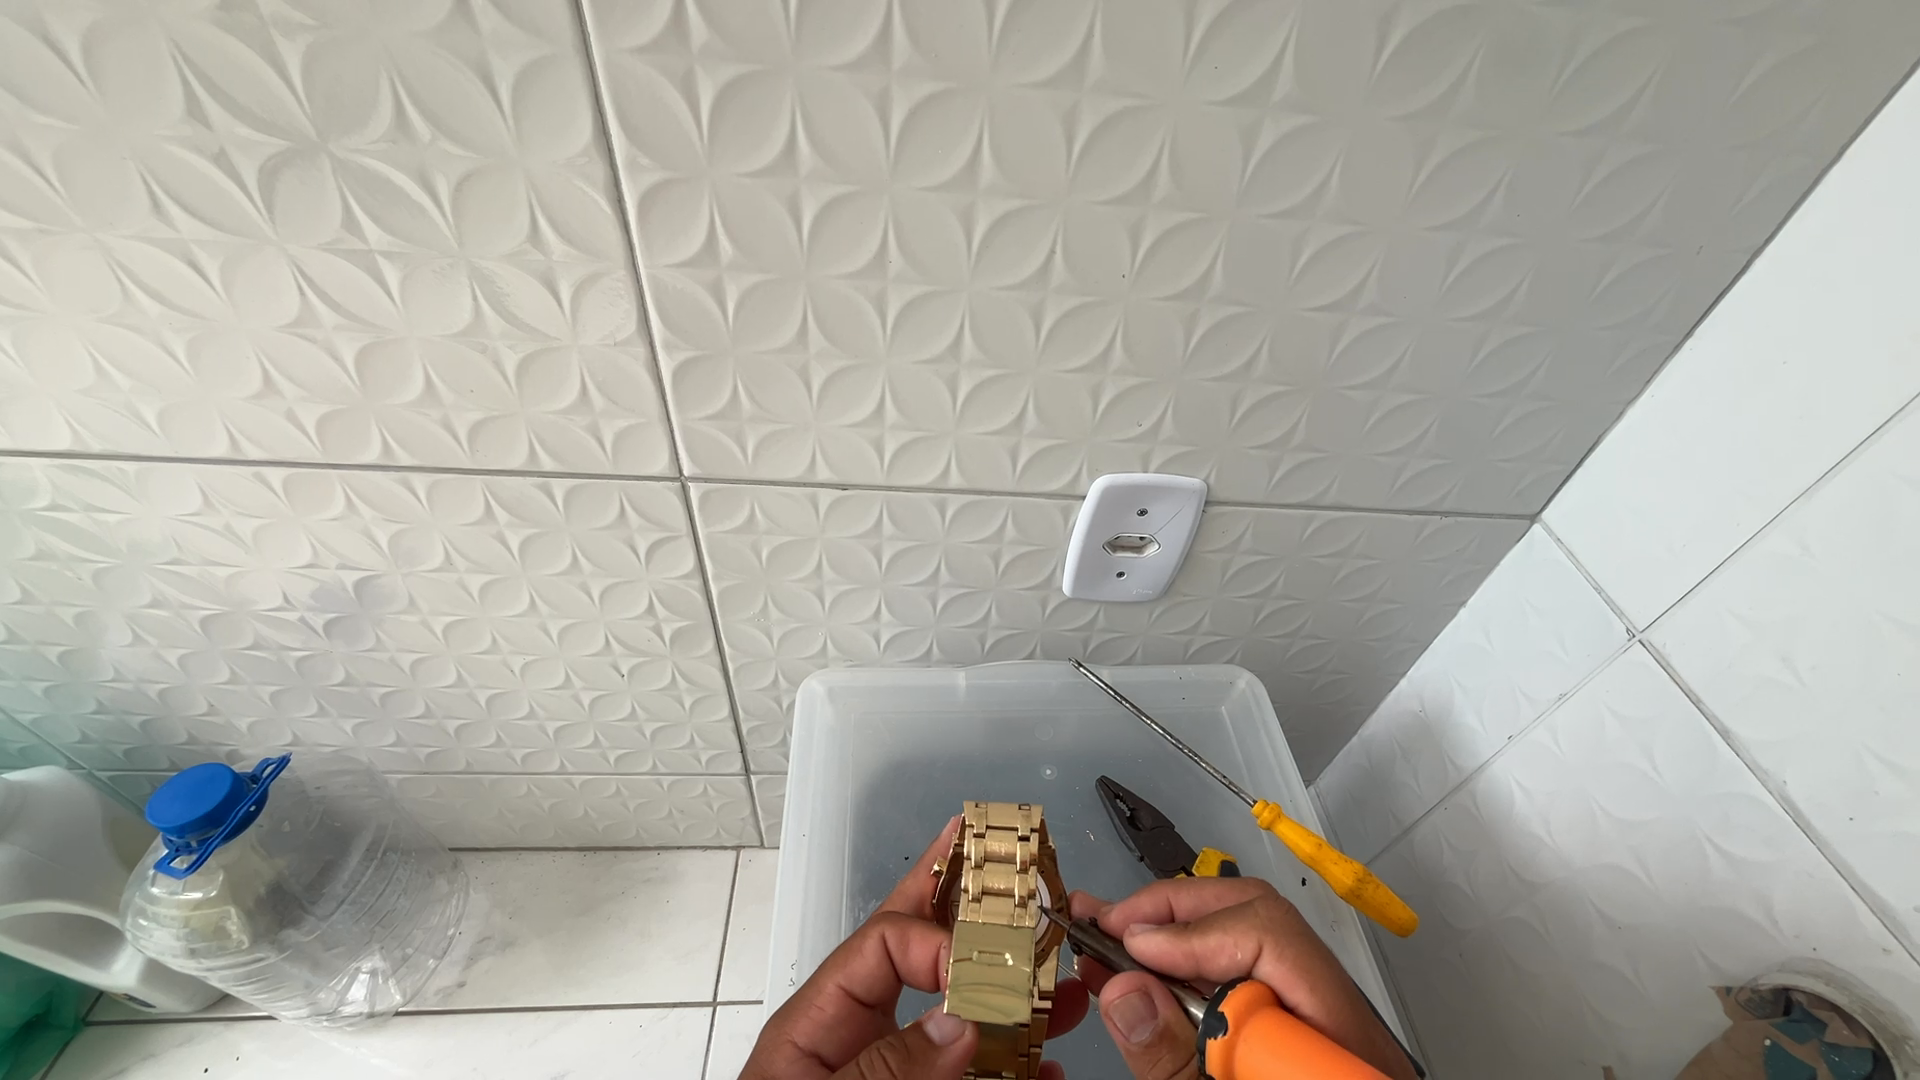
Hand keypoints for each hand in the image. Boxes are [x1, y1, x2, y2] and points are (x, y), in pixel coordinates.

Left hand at [741, 816, 1088, 1079]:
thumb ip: (885, 1066)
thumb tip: (960, 1019)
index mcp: (823, 1017)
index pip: (887, 943)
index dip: (939, 939)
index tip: (987, 965)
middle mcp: (859, 1033)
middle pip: (918, 951)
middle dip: (965, 910)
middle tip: (1007, 867)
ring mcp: (891, 1070)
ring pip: (955, 1012)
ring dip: (1010, 992)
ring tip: (1059, 978)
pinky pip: (969, 1075)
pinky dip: (1011, 1068)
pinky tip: (1048, 1066)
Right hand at [1068, 878, 1417, 1079]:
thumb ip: (1176, 1063)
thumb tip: (1122, 987)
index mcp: (1344, 1042)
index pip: (1272, 939)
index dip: (1194, 934)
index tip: (1128, 948)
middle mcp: (1339, 1013)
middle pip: (1261, 917)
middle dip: (1174, 913)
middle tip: (1106, 924)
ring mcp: (1318, 1016)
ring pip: (1249, 935)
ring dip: (1172, 931)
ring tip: (1108, 933)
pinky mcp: (1289, 1028)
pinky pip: (1239, 970)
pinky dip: (1183, 963)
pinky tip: (1138, 970)